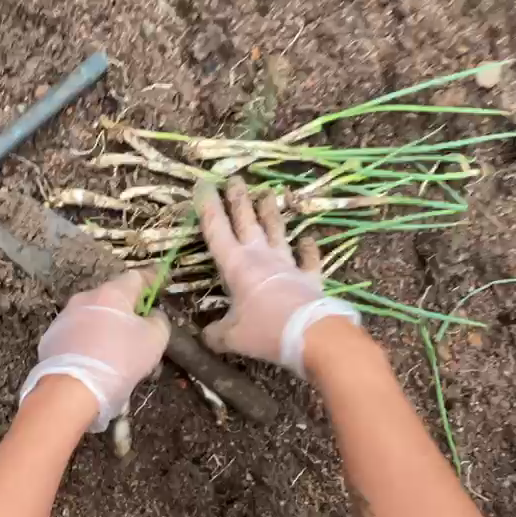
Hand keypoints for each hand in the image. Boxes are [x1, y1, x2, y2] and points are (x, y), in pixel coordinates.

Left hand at [19, 271, 170, 431]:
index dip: (151, 280)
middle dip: (126, 311)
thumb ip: (158, 321)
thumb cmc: (119, 360)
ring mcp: (64, 318)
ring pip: (93, 318)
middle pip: (112, 298)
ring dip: (106, 329)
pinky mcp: (51, 339)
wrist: (71, 390)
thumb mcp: (154, 340)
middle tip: (138, 331)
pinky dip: (88, 344)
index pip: (136, 276)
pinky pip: (77, 336)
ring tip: (115, 354)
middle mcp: (85, 298)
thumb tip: (152, 316)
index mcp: (112, 293)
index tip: (160, 283)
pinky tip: (94, 363)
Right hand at [196, 176, 360, 374]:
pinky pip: (309, 259)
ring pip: (276, 232)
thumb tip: (205, 336)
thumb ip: (216, 334)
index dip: (208, 208)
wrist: (312, 335)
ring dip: (270, 213)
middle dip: (238, 200)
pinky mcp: (309, 278)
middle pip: (247, 222)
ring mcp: (287, 265)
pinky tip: (309, 240)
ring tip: (267, 194)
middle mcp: (261, 257)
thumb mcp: (232, 337)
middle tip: (235, 179)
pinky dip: (309, 250)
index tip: (203, 185)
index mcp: (236, 266)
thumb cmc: (265, 331)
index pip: (216, 231)